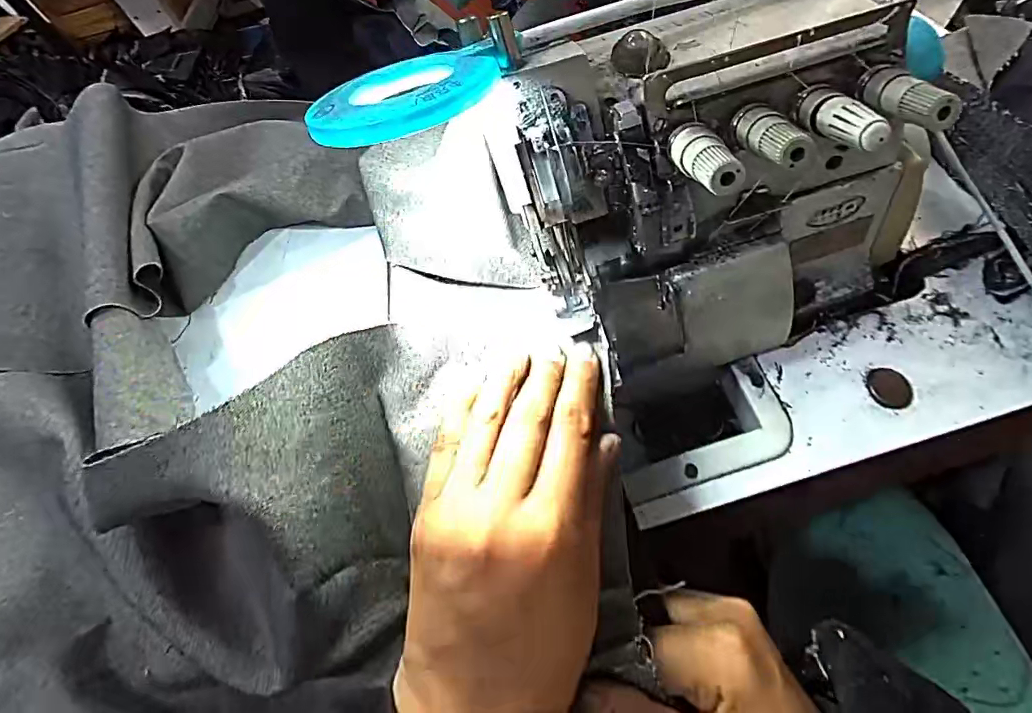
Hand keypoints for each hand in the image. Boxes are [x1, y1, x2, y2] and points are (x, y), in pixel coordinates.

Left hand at [396, 347, 619, 712]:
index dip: (581, 389)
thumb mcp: (584, 577)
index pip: (571, 433)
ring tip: (520, 357)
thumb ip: (594, 500)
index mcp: (550, 529)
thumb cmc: (537, 651)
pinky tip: (472, 388)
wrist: (467, 704)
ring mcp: (457, 514)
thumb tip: (605, 444)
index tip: (586, 364)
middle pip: (530, 422)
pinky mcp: (427, 521)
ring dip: (505, 383)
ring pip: (485, 425)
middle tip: (557, 354)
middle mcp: (501, 513)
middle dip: (547, 379)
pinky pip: (444, 450)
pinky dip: (459, 412)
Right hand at [576, 591, 817, 712]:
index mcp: (721, 640)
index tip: (582, 682)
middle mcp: (729, 610)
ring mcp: (739, 613)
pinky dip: (669, 647)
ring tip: (631, 684)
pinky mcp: (741, 626)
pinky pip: (687, 623)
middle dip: (621, 646)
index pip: (630, 635)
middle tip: (604, 682)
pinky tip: (663, 678)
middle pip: (646, 612)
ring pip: (663, 614)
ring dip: (643, 645)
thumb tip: (582, 690)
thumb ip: (635, 712)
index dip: (600, 663)